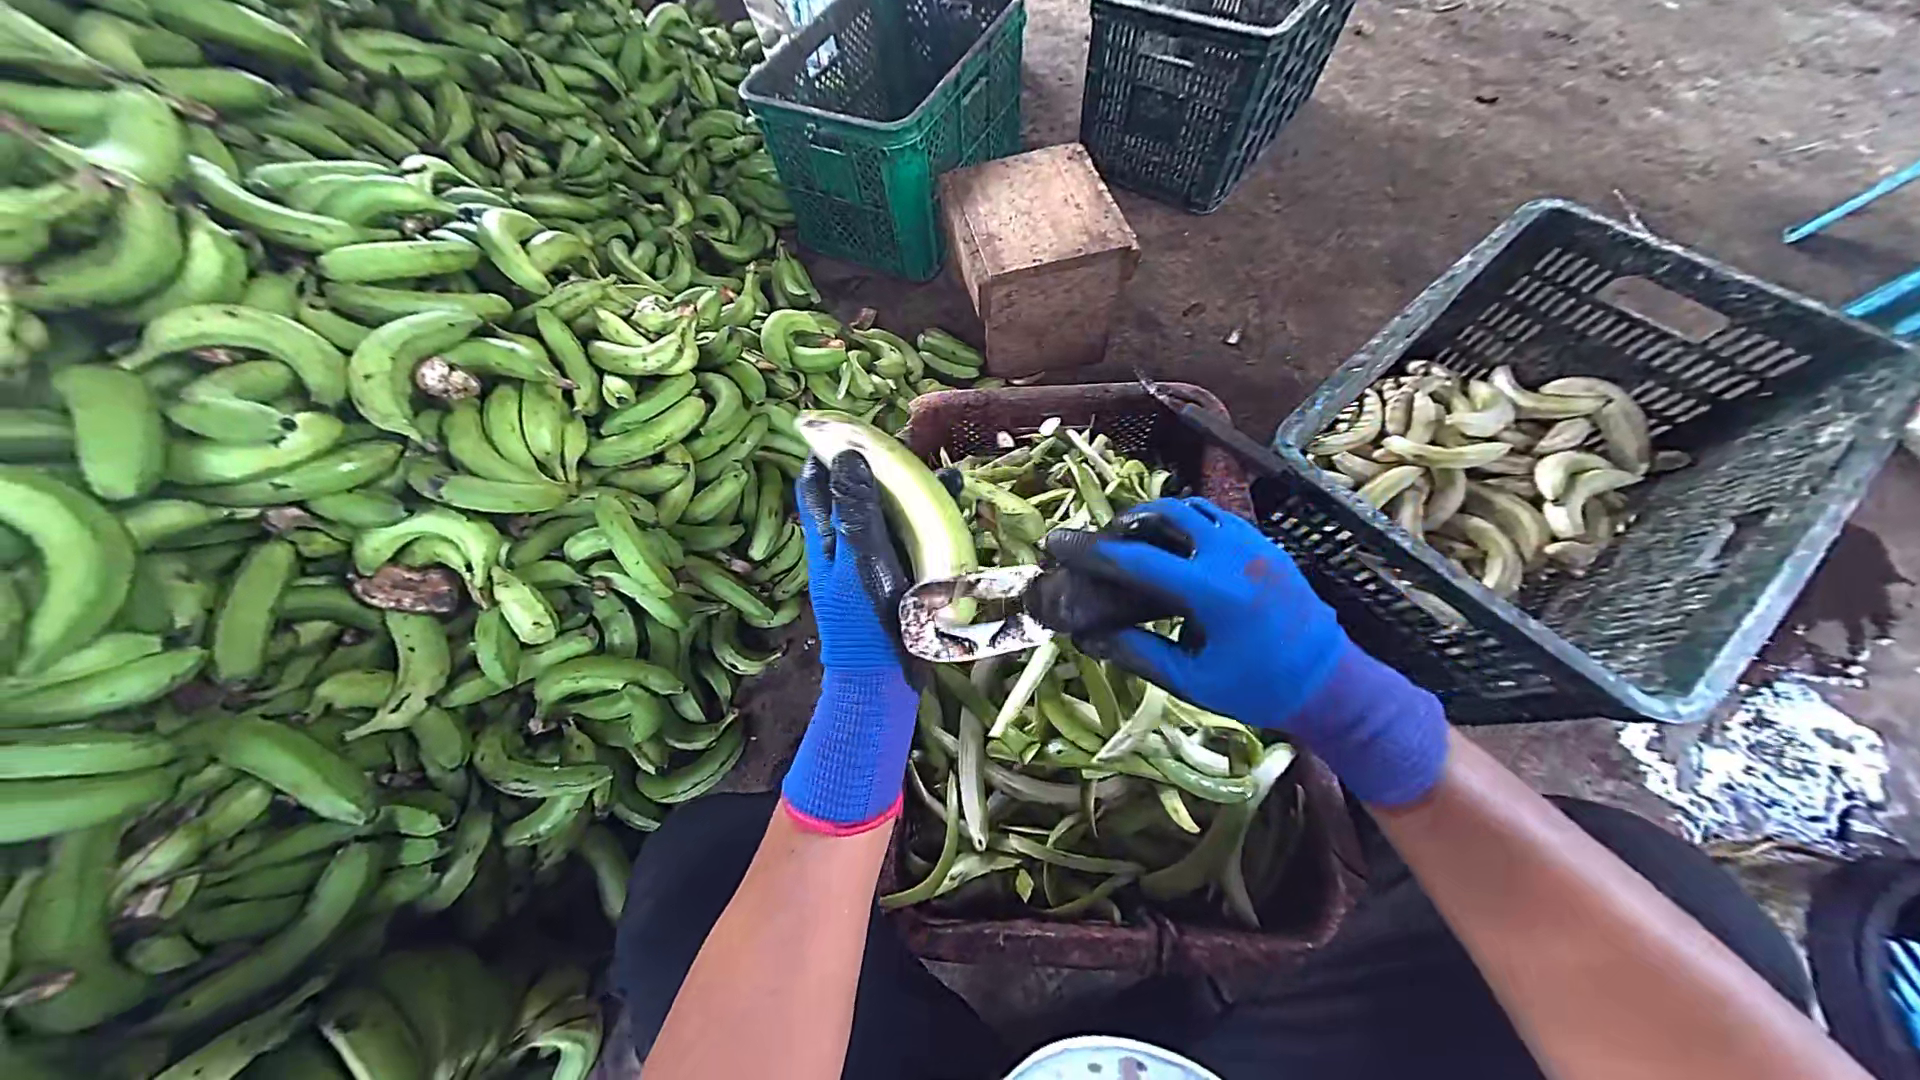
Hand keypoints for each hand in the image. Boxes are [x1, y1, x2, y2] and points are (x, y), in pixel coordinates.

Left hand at [781, 451, 919, 833]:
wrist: (884, 679)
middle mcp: (847, 544)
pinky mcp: (899, 573)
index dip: (826, 452)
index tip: (844, 426)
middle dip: (875, 464)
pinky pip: (911, 533)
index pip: (816, 483)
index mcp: (827, 539)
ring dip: (906, 487)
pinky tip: (951, 499)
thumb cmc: (867, 622)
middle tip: (900, 442)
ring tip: (931, 465)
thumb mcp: (859, 561)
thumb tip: (849, 456)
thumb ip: (855, 511)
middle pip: (854, 491)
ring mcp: (874, 559)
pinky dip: (929, 514)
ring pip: (887, 510)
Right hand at [1043, 497, 1448, 805]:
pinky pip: (1218, 517)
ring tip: (1134, 537)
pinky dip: (1189, 522)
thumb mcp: (1192, 680)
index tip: (1058, 542)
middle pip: (1166, 514)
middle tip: (1101, 539)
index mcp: (1214, 591)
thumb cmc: (1259, 689)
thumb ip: (1138, 653)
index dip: (1090, 550)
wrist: (1333, 684)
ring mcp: (1256, 544)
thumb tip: (1089, 637)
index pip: (1136, 558)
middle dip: (1126, 521)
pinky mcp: (1268, 544)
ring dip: (1158, 516)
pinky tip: (1176, 545)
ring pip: (1195, 508)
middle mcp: (1235, 555)